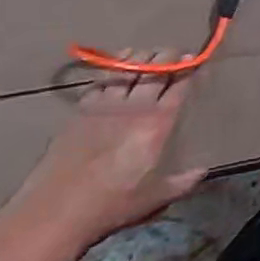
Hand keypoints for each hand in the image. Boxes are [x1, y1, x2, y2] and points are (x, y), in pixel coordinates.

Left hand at [0, 56, 207, 258]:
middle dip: (168, 57)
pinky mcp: (81, 109)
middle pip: (155, 71)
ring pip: (128, 69)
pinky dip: (114, 68)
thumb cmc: (112, 204)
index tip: (196, 61)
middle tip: (175, 52)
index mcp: (158, 124)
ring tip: (148, 52)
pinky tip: (117, 67)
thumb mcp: (156, 198)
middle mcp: (135, 107)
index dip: (189, 70)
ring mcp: (105, 105)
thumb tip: (202, 171)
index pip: (179, 86)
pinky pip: (102, 80)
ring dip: (142, 57)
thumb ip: (182, 182)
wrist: (57, 208)